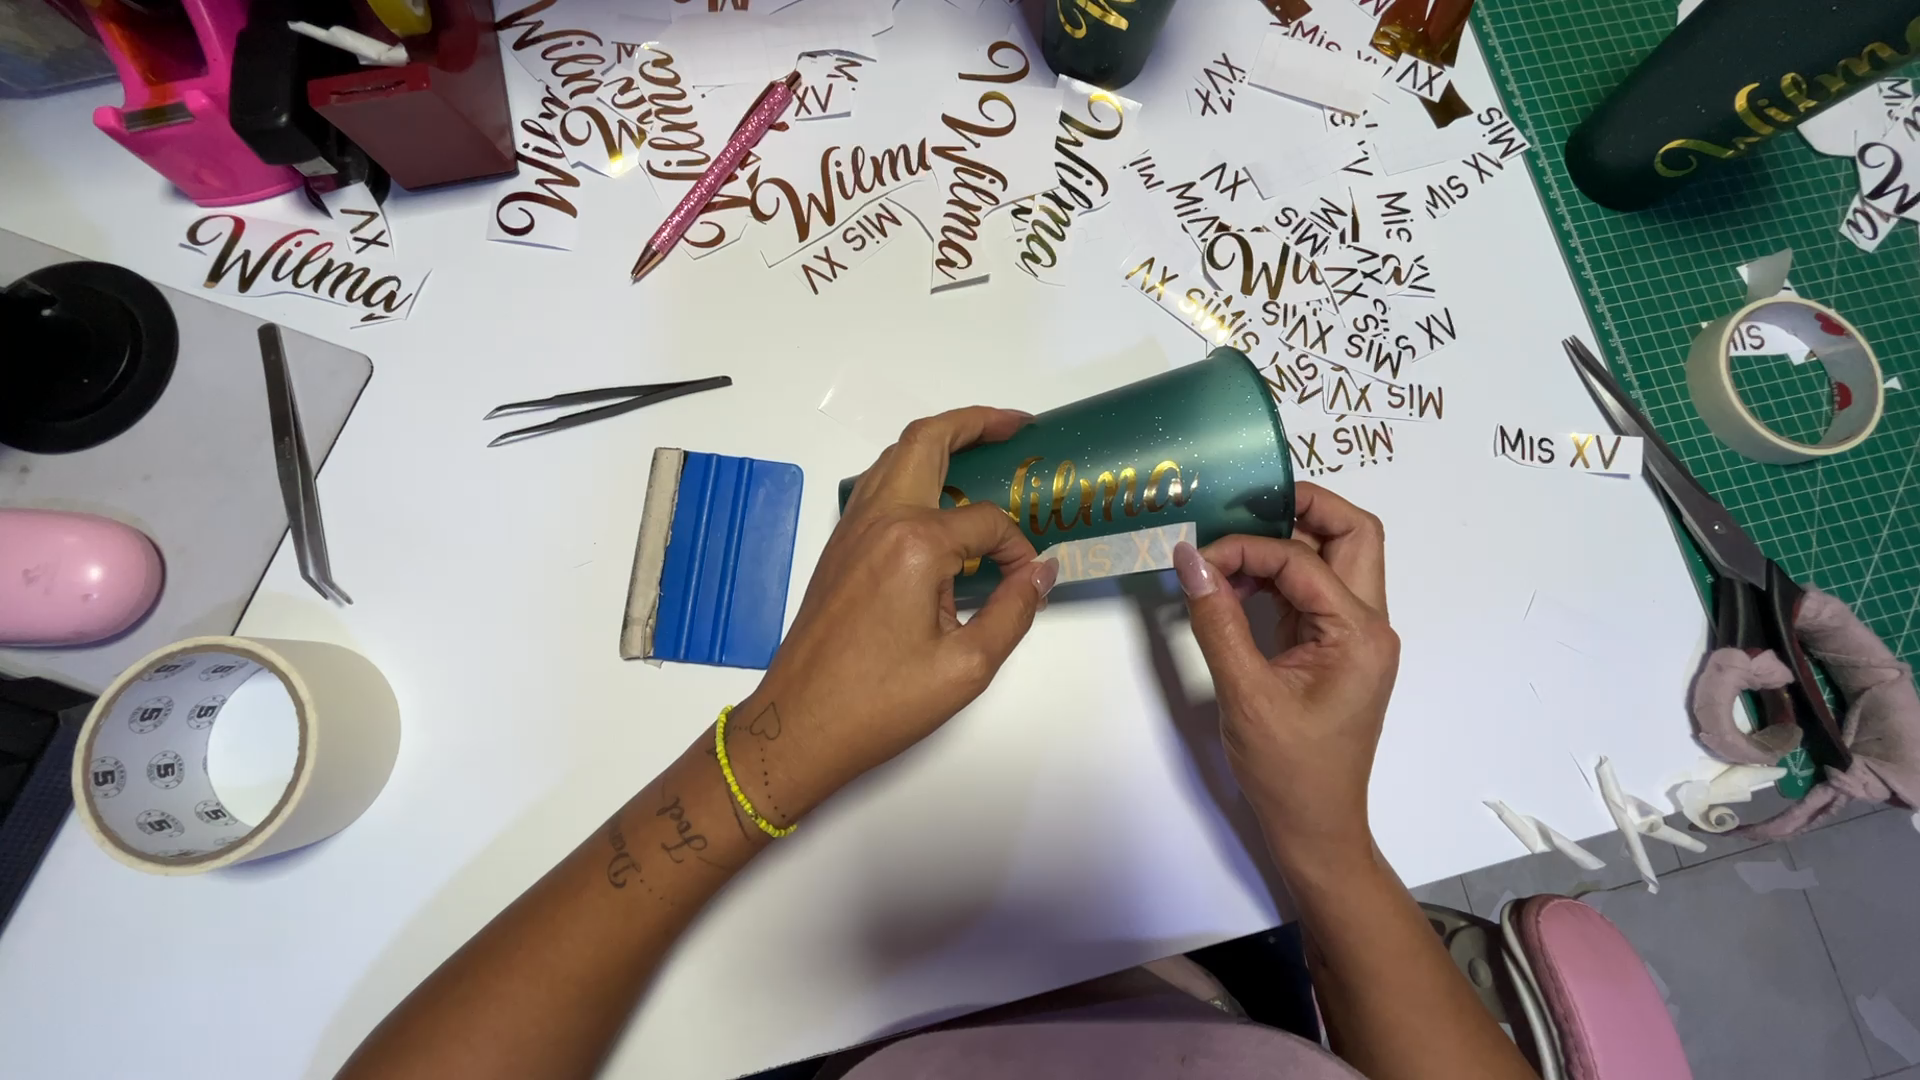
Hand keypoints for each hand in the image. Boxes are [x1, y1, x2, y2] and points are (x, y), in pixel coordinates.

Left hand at [729, 407, 1059, 826]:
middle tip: (1017, 425)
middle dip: (975, 421)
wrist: (800, 725)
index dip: (1018, 548)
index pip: (986, 522)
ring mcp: (851, 528)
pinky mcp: (838, 546)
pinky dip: (913, 471)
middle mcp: (879, 520)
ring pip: (895, 456)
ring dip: (939, 441)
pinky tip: (938, 498)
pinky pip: (878, 485)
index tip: (1026, 582)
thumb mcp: (966, 667)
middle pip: (926, 440)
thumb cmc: (881, 703)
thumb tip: (1042, 571)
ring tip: (980, 449)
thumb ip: (1014, 610)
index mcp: (914, 544)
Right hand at [1171, 483, 1398, 866]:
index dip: (1246, 547)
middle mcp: (1367, 624)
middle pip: (1354, 534)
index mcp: (1357, 634)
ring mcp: (1353, 635)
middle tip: (1243, 504)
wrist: (1314, 825)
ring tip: (1226, 549)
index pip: (1301, 560)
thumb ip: (1216, 620)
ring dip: (1284, 541)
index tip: (1196, 558)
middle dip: (1302, 507)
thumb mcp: (1244, 693)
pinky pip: (1309, 590)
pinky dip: (1274, 575)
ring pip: (1335, 557)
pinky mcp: (1331, 646)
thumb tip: (1188, 558)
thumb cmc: (1286, 768)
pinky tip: (1232, 583)